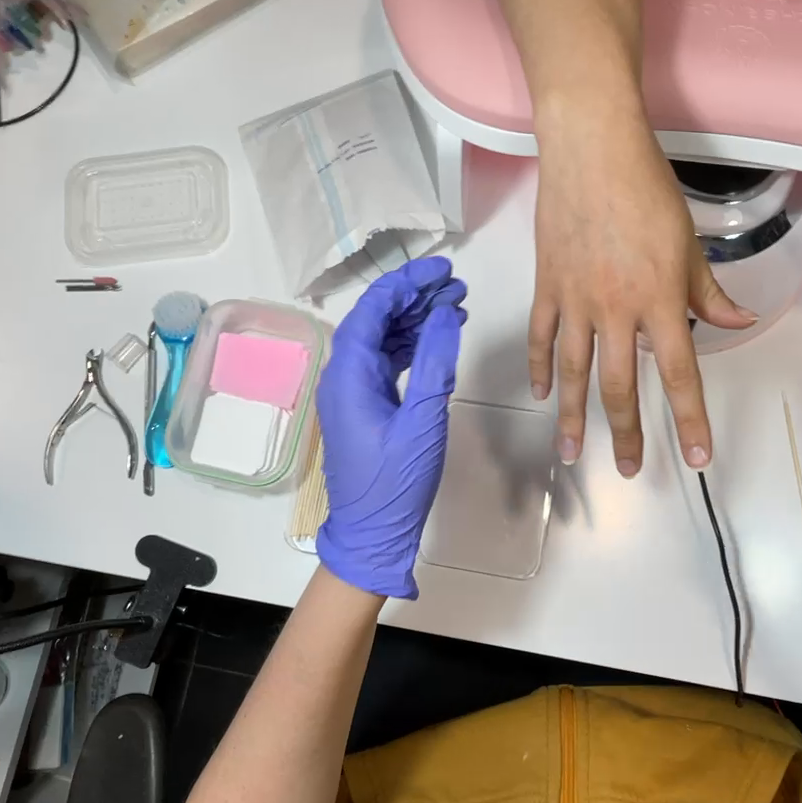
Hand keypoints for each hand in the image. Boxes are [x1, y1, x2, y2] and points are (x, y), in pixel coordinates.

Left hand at [316, 256, 466, 598]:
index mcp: (348, 373)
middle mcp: (343, 375)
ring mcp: (352, 391)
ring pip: (382, 339)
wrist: (372, 532)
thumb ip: (435, 363)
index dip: (408, 282)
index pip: (374, 308)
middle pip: (377, 318)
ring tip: (456, 308)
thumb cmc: (395, 482)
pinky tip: (438, 340)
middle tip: (458, 288)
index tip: (444, 270)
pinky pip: (386, 362)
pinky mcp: (364, 406)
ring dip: (416, 321)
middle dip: (416, 297)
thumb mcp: (423, 421)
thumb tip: (445, 314)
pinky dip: (412, 347)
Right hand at [528, 113, 755, 476]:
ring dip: (573, 418)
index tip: (697, 458)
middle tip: (629, 469)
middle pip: (620, 387)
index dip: (689, 421)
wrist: (592, 151)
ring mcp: (575, 303)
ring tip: (570, 452)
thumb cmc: (646, 191)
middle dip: (626, 434)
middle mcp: (616, 312)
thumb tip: (739, 323)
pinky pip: (540, 338)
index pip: (679, 375)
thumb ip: (709, 293)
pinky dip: (538, 367)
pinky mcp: (547, 288)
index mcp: (660, 302)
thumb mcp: (688, 243)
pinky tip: (541, 393)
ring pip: (574, 373)